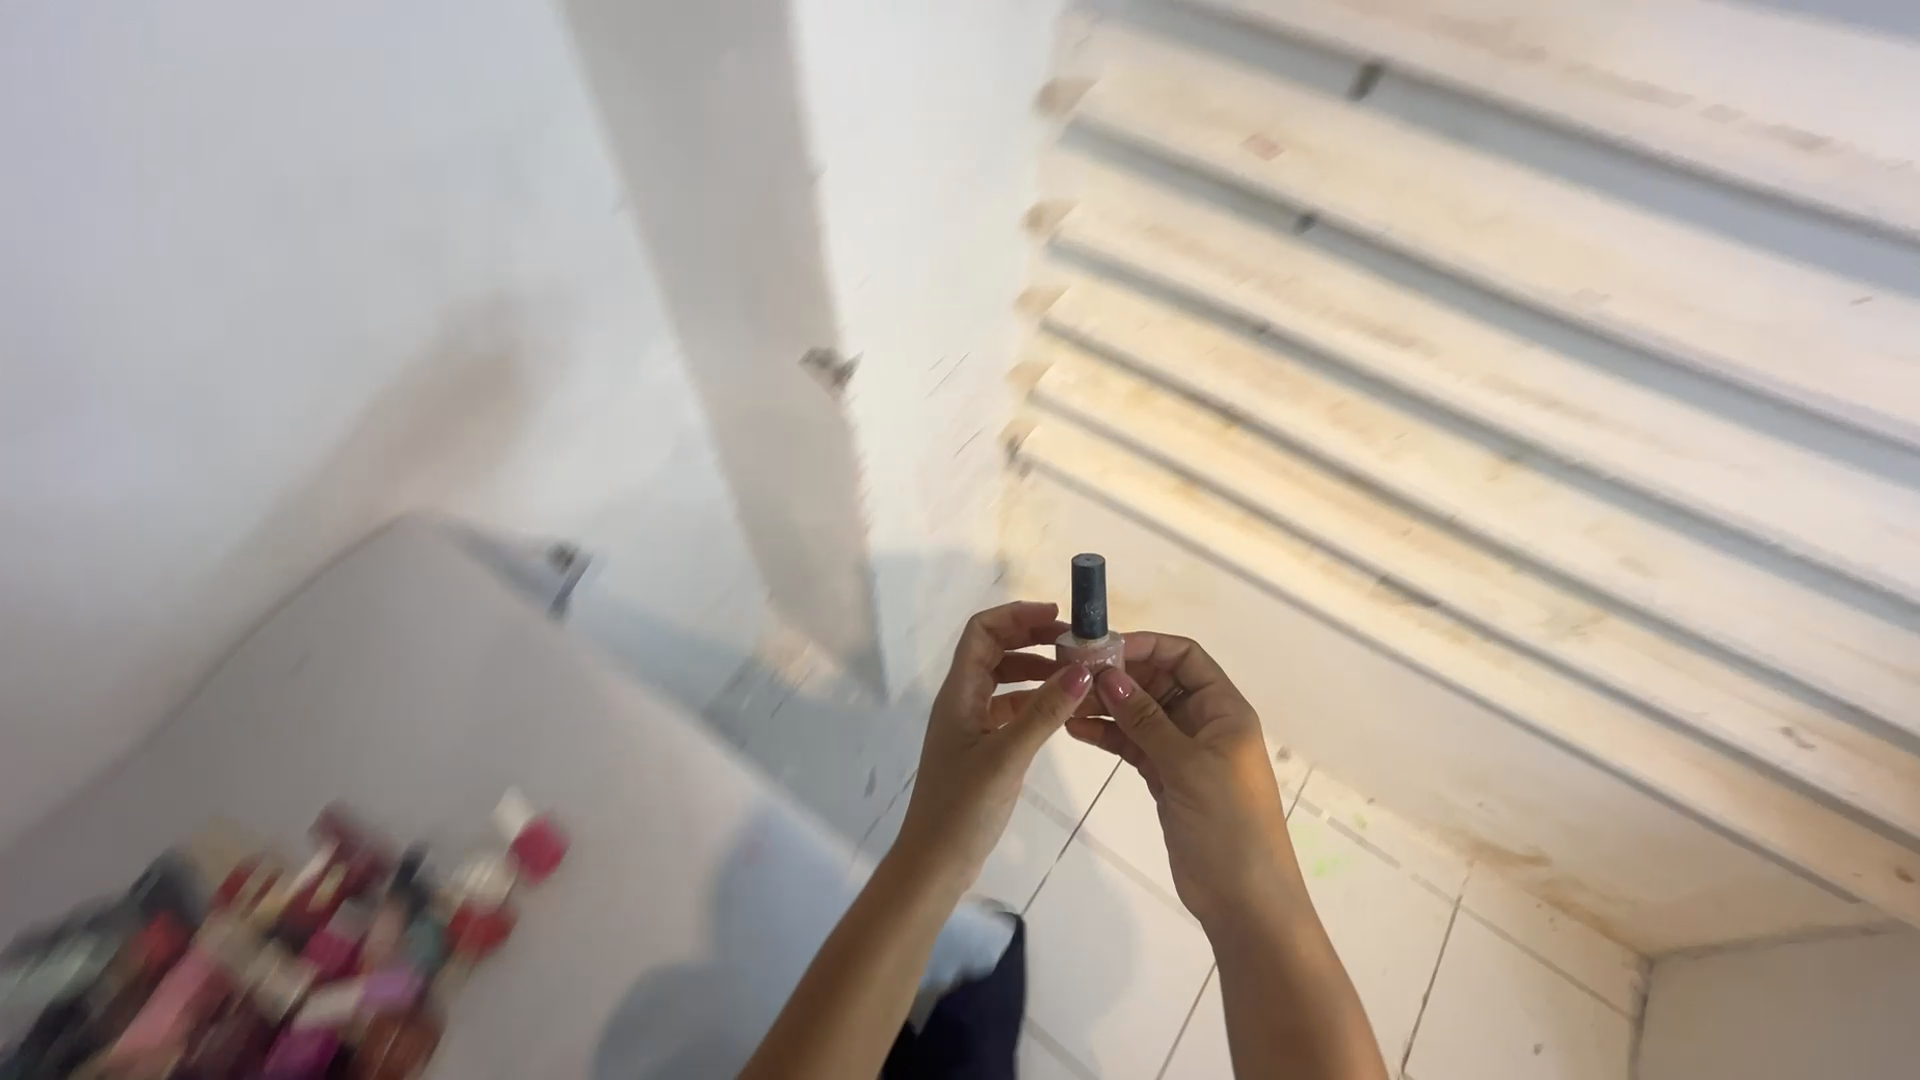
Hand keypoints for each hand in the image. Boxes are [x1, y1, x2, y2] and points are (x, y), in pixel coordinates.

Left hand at [893, 601, 1093, 885]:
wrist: (935, 861)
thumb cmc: (962, 807)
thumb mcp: (1008, 756)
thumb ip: (1044, 712)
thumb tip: (1082, 669)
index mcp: (958, 692)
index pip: (982, 631)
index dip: (1016, 616)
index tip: (1057, 617)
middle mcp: (962, 699)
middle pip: (994, 649)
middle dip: (1032, 637)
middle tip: (1075, 642)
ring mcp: (970, 723)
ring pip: (1003, 678)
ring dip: (1036, 668)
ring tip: (1075, 672)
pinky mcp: (982, 746)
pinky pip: (1009, 707)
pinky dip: (1034, 699)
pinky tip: (1061, 707)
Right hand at [1066, 632, 1301, 930]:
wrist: (1245, 902)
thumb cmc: (1229, 825)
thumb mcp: (1187, 766)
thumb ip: (1146, 719)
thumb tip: (1109, 675)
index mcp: (1223, 710)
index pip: (1185, 657)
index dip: (1147, 646)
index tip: (1103, 650)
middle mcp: (1204, 723)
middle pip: (1157, 682)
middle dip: (1118, 676)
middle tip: (1072, 676)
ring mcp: (1183, 751)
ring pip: (1140, 713)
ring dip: (1106, 706)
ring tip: (1066, 703)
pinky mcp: (1165, 777)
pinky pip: (1132, 744)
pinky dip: (1107, 735)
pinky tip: (1076, 729)